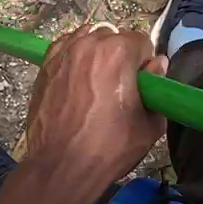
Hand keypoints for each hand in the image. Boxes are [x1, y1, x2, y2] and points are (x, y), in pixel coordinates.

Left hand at [19, 23, 165, 203]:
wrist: (61, 165)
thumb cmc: (107, 148)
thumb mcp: (148, 125)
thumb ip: (158, 87)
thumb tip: (157, 65)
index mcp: (118, 52)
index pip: (141, 42)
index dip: (145, 64)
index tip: (142, 85)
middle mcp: (88, 44)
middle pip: (113, 38)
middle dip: (120, 57)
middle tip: (120, 87)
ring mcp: (62, 53)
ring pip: (87, 40)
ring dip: (96, 55)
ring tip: (97, 84)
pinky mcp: (45, 66)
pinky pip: (65, 49)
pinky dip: (74, 58)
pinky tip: (77, 81)